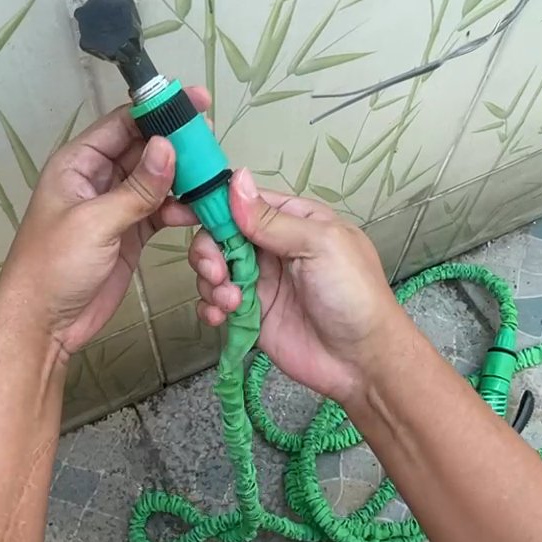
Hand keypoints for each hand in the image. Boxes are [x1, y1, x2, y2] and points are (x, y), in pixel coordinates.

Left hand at [0, 87, 210, 356]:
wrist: (44, 323)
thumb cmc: (53, 268)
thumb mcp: (95, 223)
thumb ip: (136, 189)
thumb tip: (168, 148)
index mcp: (77, 164)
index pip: (122, 125)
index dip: (159, 111)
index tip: (196, 101)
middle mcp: (97, 179)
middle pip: (144, 150)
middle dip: (178, 146)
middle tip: (214, 143)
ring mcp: (114, 207)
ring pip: (155, 182)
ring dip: (183, 180)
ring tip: (215, 178)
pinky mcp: (129, 234)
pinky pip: (159, 212)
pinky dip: (179, 211)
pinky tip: (200, 211)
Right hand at [189, 170, 408, 401]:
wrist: (361, 361)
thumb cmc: (353, 295)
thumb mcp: (319, 245)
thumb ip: (272, 219)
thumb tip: (236, 180)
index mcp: (294, 221)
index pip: (243, 202)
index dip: (211, 204)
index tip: (181, 212)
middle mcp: (273, 248)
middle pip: (219, 235)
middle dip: (208, 252)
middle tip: (217, 273)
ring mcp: (260, 282)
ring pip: (213, 270)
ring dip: (210, 284)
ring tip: (231, 303)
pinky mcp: (250, 315)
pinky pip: (215, 304)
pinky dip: (209, 308)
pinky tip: (221, 318)